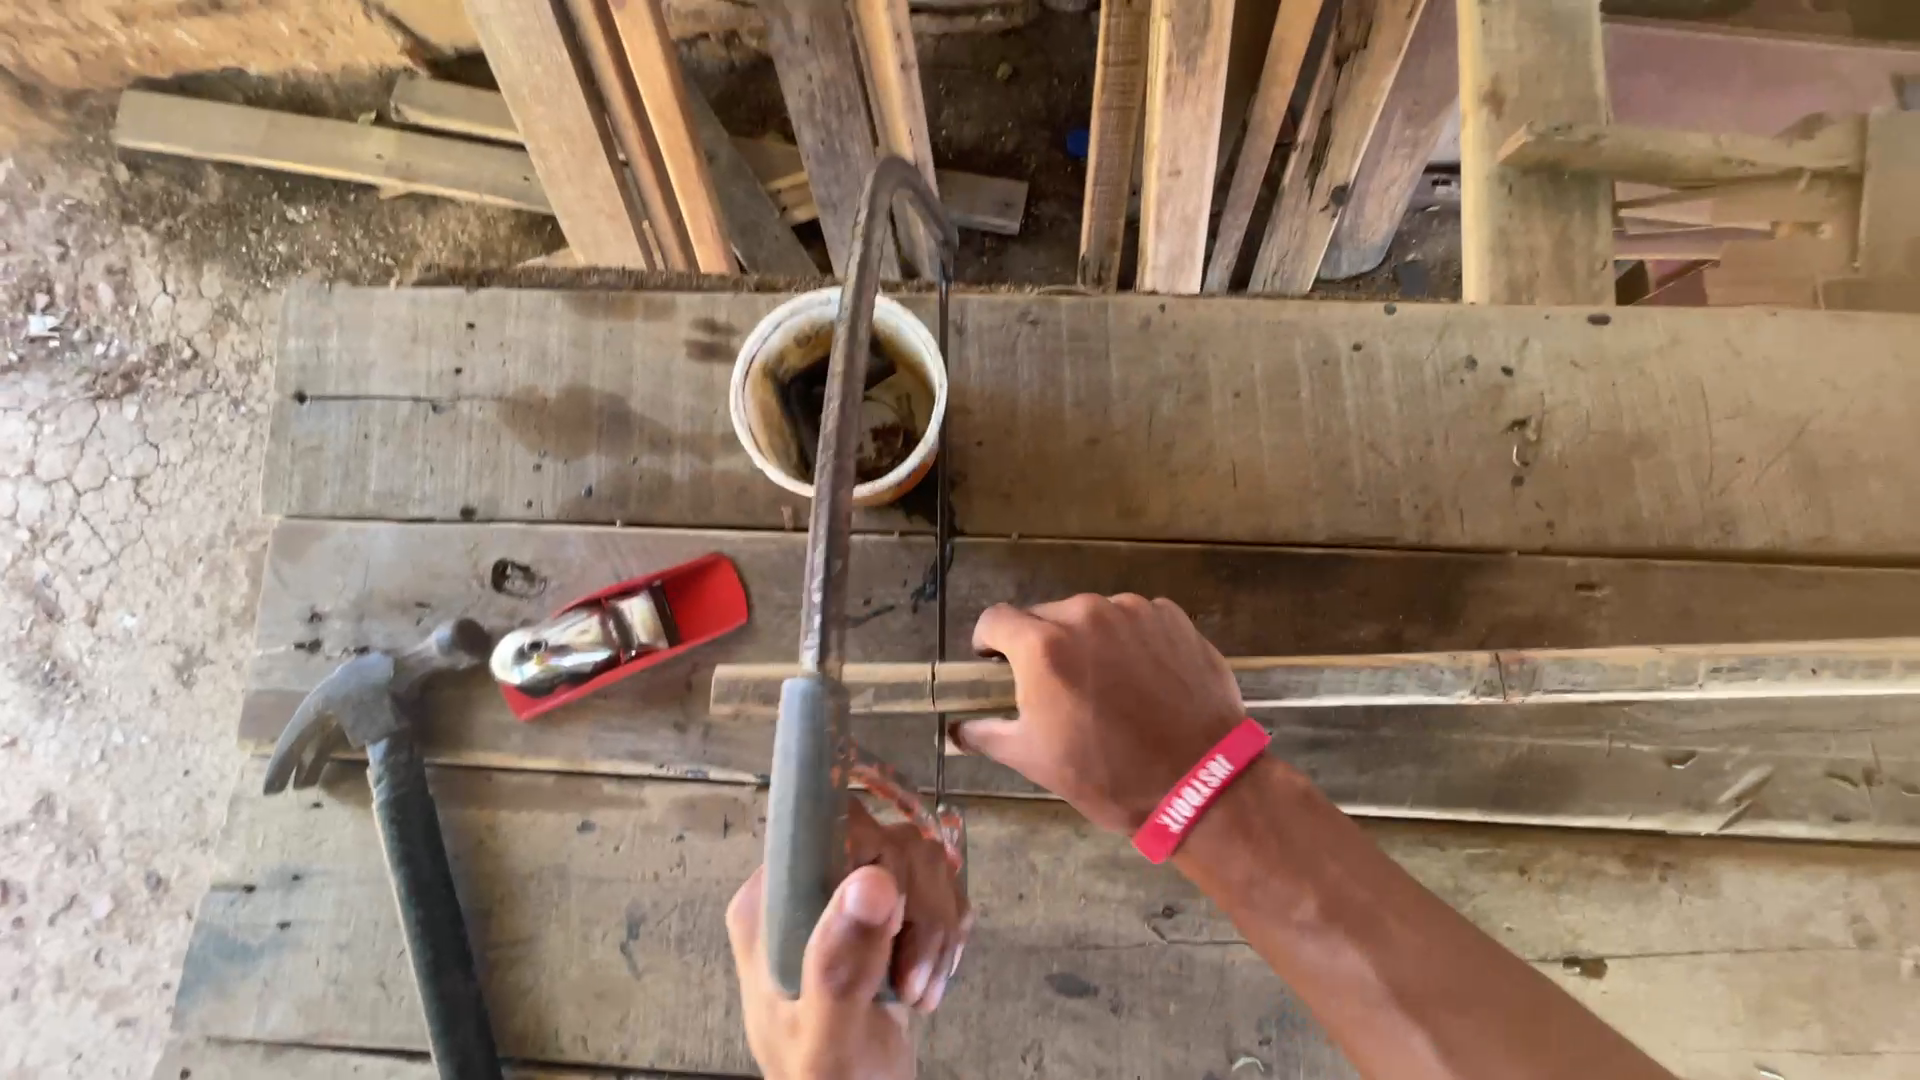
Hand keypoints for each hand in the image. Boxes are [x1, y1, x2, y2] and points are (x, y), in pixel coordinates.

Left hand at [726, 799, 969, 1079]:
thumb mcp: (827, 1040)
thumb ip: (839, 967)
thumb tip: (871, 880)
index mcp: (771, 898)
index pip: (831, 825)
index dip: (876, 856)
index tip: (896, 918)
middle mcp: (808, 881)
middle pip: (889, 838)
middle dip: (919, 909)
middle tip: (910, 977)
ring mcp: (850, 890)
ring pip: (923, 857)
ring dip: (938, 926)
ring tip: (918, 988)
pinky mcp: (888, 905)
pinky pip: (940, 880)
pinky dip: (948, 931)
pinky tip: (930, 977)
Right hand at [959, 594, 1243, 832]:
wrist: (1201, 782)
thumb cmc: (1108, 774)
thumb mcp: (1035, 759)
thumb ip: (986, 734)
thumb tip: (954, 731)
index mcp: (1042, 646)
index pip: (994, 619)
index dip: (988, 641)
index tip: (995, 662)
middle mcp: (1084, 614)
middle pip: (1043, 616)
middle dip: (1041, 644)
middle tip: (1058, 686)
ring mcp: (1132, 611)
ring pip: (1091, 615)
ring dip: (1087, 640)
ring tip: (1107, 684)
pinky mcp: (1171, 617)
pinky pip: (1134, 619)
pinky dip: (1129, 639)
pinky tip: (1144, 677)